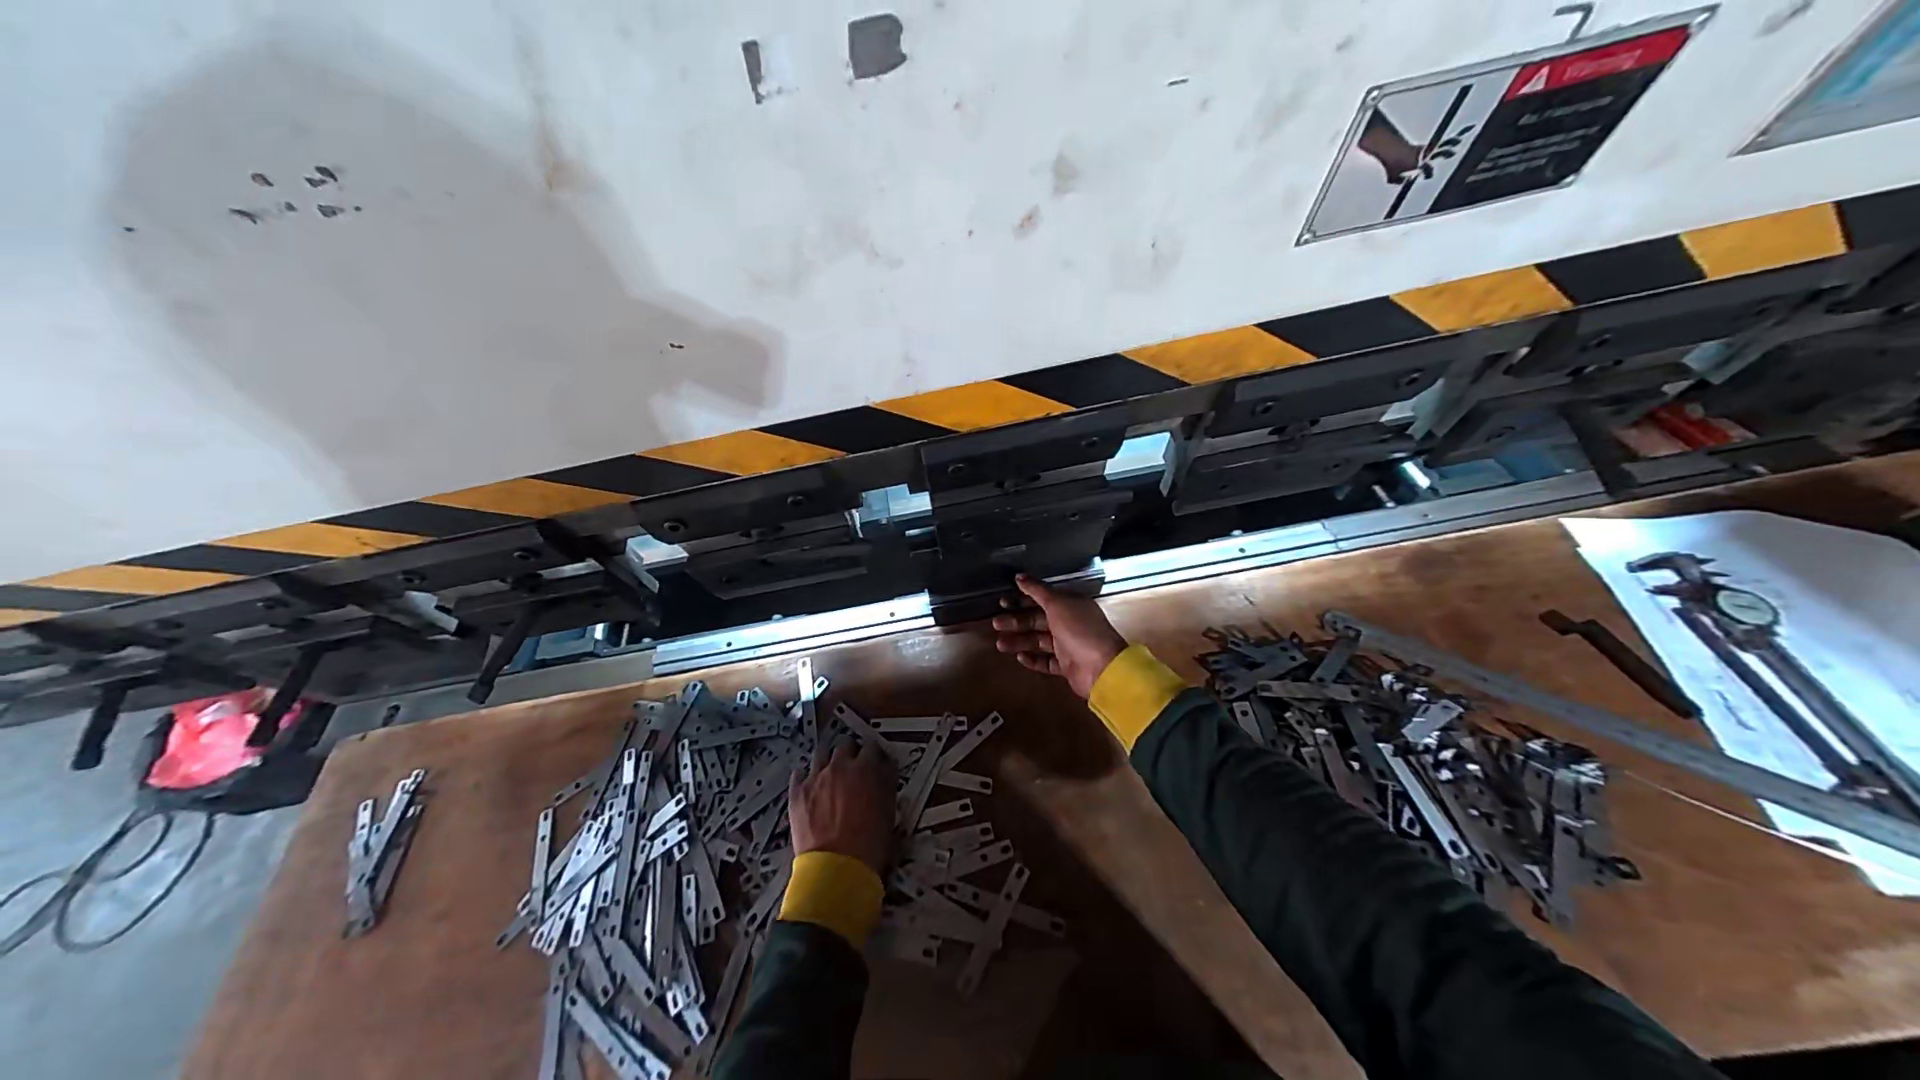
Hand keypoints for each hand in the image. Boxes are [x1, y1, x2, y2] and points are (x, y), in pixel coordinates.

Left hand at [789, 740, 897, 873]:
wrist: (835, 868)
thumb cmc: (870, 843)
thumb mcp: (888, 811)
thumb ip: (886, 785)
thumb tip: (885, 770)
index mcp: (866, 769)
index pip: (872, 747)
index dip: (874, 754)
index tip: (876, 762)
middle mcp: (840, 766)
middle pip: (845, 745)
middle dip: (851, 753)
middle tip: (854, 767)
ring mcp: (816, 777)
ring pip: (821, 754)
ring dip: (828, 760)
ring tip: (831, 773)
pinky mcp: (797, 792)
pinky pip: (799, 773)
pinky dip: (806, 777)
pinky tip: (811, 785)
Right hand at [991, 574, 1128, 698]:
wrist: (1101, 668)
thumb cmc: (1079, 630)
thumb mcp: (1057, 604)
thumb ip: (1037, 590)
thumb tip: (1019, 576)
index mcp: (1071, 604)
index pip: (1042, 598)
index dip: (1022, 599)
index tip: (1002, 601)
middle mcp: (1070, 622)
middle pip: (1038, 619)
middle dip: (1016, 621)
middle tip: (996, 624)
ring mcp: (1068, 644)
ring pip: (1039, 640)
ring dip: (1020, 641)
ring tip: (1000, 644)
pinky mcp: (1067, 665)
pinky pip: (1046, 661)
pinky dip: (1033, 659)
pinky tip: (1020, 657)